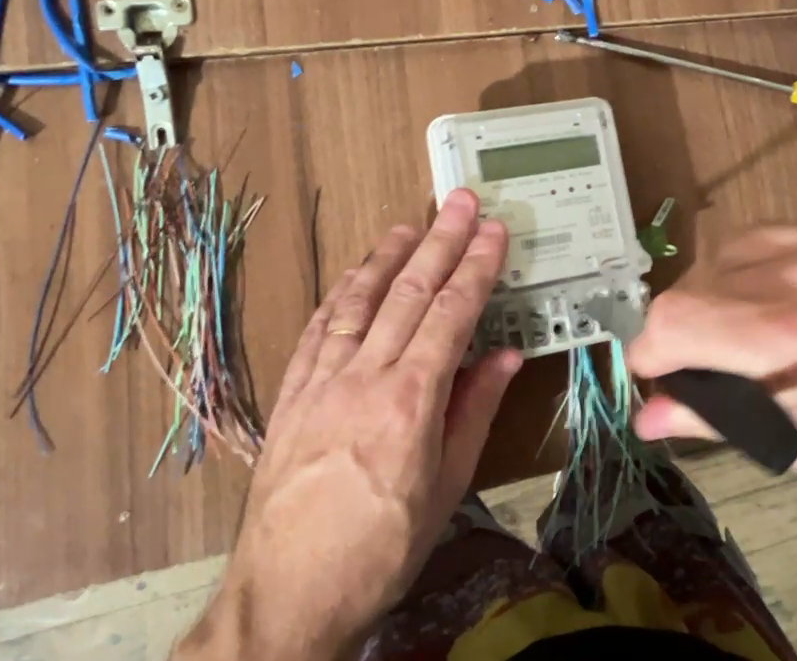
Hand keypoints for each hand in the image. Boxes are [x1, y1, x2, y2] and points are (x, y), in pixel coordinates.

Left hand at [177, 191, 520, 660]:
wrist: (289, 595)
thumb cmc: (382, 548)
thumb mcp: (446, 487)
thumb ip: (474, 411)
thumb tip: (507, 356)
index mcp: (410, 400)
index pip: (451, 313)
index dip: (476, 267)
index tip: (494, 232)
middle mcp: (363, 378)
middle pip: (407, 292)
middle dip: (438, 241)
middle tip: (460, 201)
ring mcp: (320, 382)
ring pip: (357, 301)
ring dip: (386, 256)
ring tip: (409, 224)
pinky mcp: (291, 395)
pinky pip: (316, 330)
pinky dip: (339, 295)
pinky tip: (353, 277)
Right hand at [626, 226, 796, 559]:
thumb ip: (732, 420)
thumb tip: (656, 413)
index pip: (677, 318)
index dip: (651, 356)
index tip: (660, 388)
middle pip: (701, 278)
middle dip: (686, 330)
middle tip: (706, 380)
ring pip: (739, 250)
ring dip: (723, 297)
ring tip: (749, 347)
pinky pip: (789, 240)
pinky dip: (767, 275)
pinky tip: (796, 315)